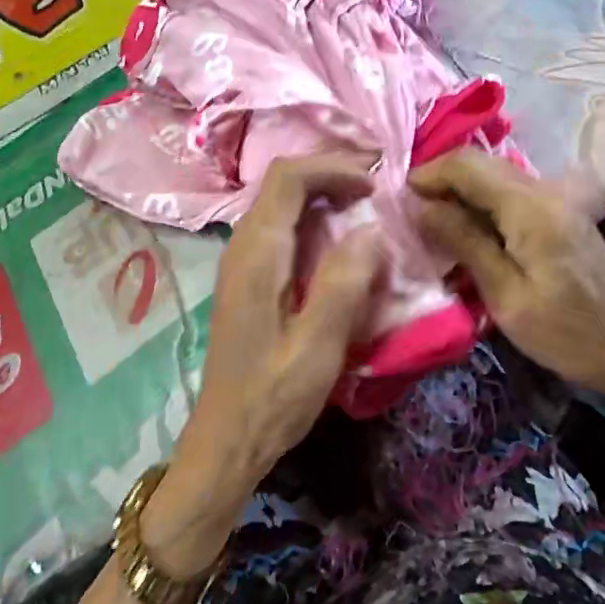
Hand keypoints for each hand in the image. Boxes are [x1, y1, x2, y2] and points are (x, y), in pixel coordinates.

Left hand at [144, 154, 381, 576]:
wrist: (227, 435)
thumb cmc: (273, 396)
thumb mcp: (318, 347)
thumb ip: (343, 284)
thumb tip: (371, 230)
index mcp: (258, 254)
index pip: (287, 178)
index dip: (332, 168)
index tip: (374, 187)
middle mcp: (242, 246)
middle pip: (282, 183)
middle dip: (330, 176)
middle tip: (376, 192)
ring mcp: (240, 260)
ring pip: (280, 204)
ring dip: (321, 196)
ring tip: (365, 210)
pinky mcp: (247, 278)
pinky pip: (279, 228)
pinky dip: (312, 220)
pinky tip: (338, 243)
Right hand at [409, 149, 604, 407]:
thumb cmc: (567, 334)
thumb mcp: (506, 296)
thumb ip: (463, 242)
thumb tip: (418, 205)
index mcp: (531, 208)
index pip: (466, 165)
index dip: (426, 174)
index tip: (397, 202)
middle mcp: (544, 191)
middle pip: (478, 162)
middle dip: (438, 180)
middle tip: (408, 213)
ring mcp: (555, 199)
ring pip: (492, 174)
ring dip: (456, 190)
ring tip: (430, 222)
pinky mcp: (558, 213)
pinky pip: (507, 191)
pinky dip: (477, 201)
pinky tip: (464, 229)